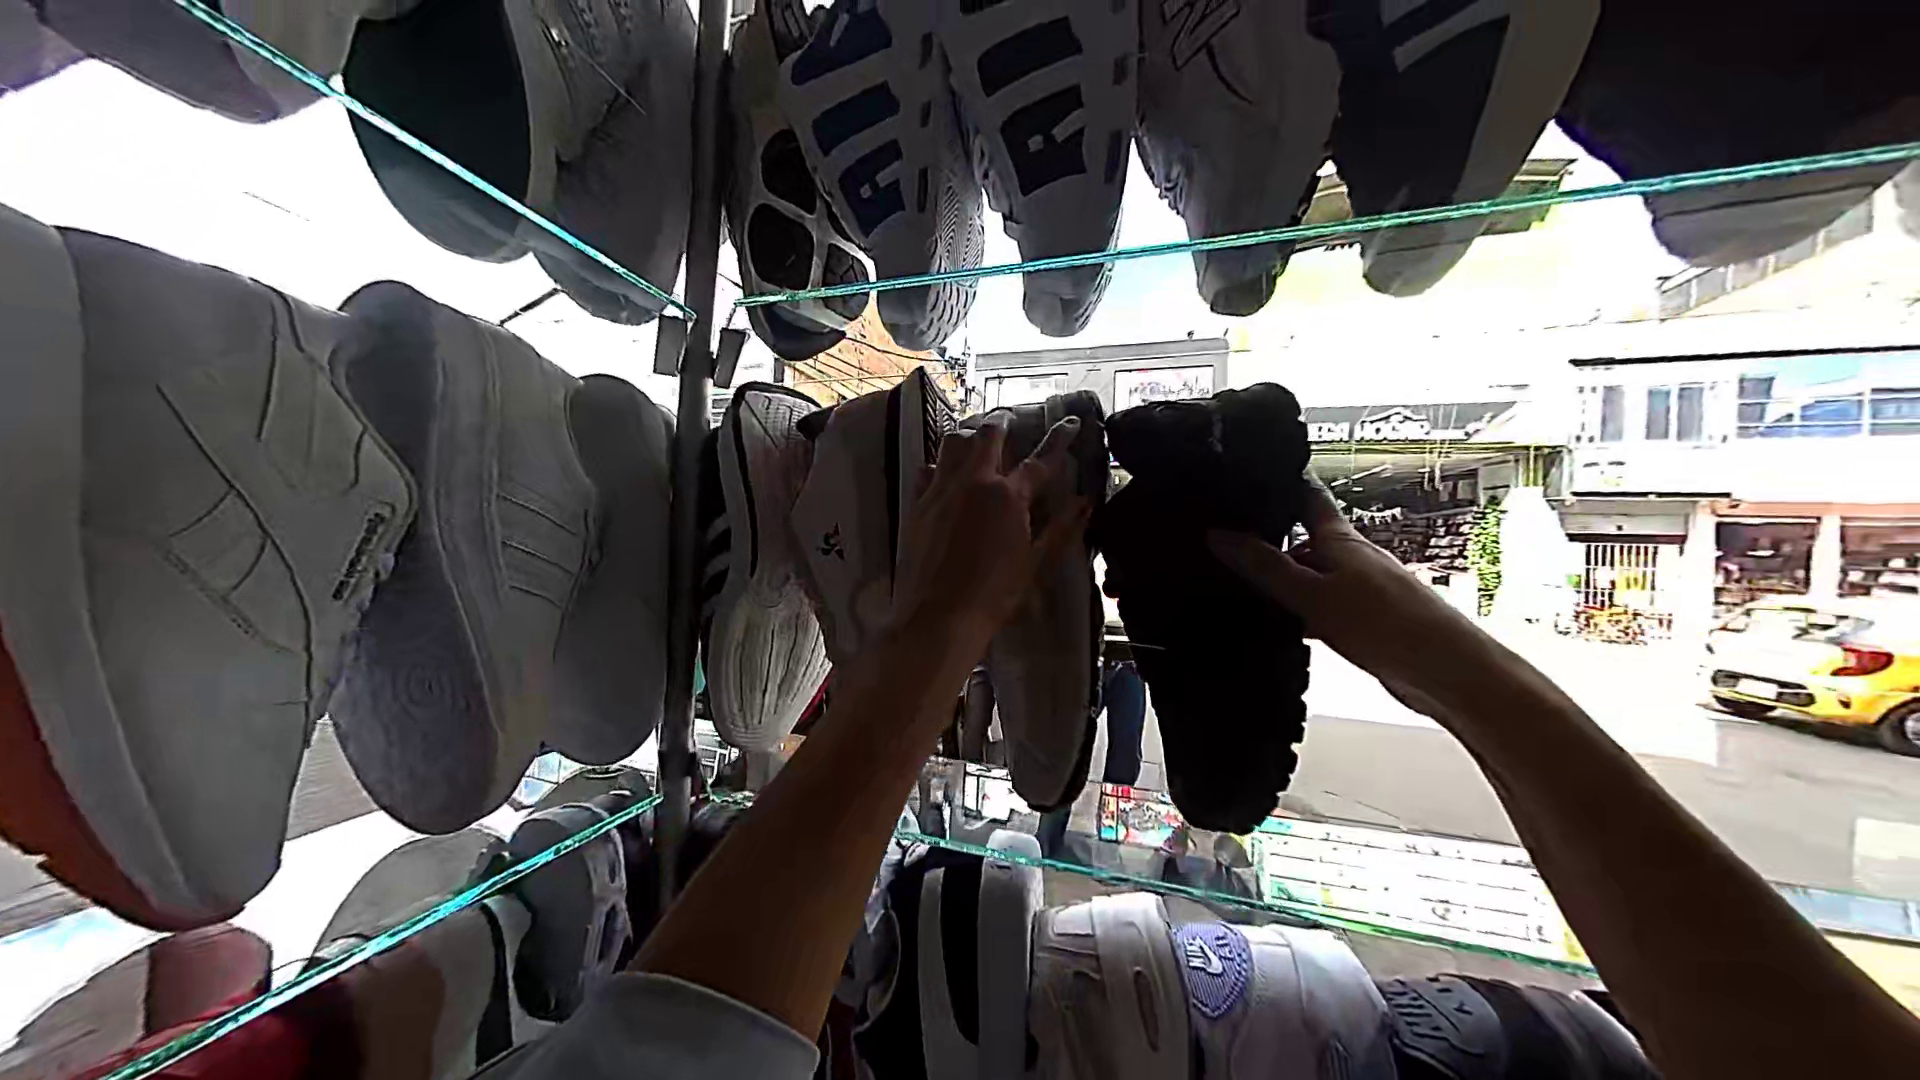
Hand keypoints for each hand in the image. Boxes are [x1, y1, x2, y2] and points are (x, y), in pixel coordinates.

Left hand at [888, 419, 1085, 663]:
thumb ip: (1062, 528)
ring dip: (966, 436)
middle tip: (1008, 420)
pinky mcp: (917, 506)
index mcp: (1008, 496)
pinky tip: (942, 473)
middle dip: (1001, 422)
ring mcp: (941, 491)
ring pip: (952, 444)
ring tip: (974, 440)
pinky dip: (938, 466)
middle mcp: (973, 483)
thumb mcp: (1035, 562)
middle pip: (988, 436)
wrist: (940, 616)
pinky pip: (926, 471)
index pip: (1040, 460)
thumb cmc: (994, 595)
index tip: (1070, 422)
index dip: (1059, 439)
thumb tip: (1085, 502)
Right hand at [1206, 477, 1514, 722]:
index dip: (1281, 484)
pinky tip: (1278, 628)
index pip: (1307, 498)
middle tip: (1223, 547)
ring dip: (1279, 583)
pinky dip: (1295, 613)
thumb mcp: (1311, 593)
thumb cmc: (1389, 624)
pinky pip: (1317, 608)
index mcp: (1340, 540)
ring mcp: (1357, 590)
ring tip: (1240, 591)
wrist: (1448, 675)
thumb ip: (1263, 566)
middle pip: (1301, 541)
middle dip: (1267, 543)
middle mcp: (1349, 559)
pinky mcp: (1361, 622)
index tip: (1251, 477)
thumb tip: (1218, 535)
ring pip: (1307, 577)